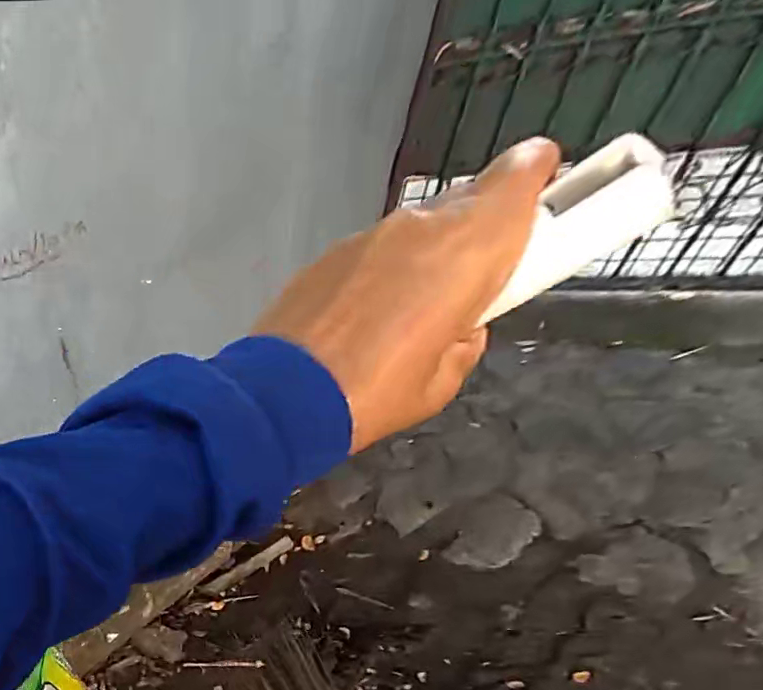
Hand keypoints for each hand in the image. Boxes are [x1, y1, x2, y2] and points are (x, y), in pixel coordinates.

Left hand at [252, 137, 560, 452]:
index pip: (520, 173)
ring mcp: (355, 244)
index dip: (531, 180)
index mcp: (472, 241)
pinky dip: (360, 282)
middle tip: (456, 284)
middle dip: (466, 233)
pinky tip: (344, 325)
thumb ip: (464, 337)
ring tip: (388, 319)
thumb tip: (455, 329)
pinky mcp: (310, 267)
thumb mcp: (444, 376)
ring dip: (407, 263)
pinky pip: (355, 263)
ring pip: (401, 237)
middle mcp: (414, 228)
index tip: (532, 204)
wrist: (273, 402)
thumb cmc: (371, 391)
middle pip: (458, 206)